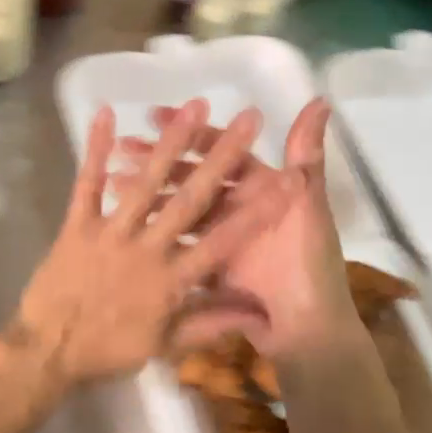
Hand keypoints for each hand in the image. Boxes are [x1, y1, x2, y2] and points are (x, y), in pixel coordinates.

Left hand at [3, 99, 296, 386]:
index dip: (258, 211)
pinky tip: (105, 114)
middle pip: (191, 198)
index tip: (288, 180)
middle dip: (223, 157)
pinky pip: (87, 185)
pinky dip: (94, 150)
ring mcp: (109, 234)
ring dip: (171, 143)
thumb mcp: (163, 346)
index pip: (224, 240)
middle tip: (250, 119)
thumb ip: (209, 324)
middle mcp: (146, 249)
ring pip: (146, 184)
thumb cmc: (106, 353)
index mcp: (171, 280)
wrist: (48, 353)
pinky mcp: (76, 228)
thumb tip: (257, 313)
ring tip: (196, 106)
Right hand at [116, 98, 363, 358]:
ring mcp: (218, 240)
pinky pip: (174, 245)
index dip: (193, 135)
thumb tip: (318, 101)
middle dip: (159, 160)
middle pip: (193, 177)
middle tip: (125, 145)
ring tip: (113, 180)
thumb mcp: (309, 210)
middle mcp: (237, 210)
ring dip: (148, 194)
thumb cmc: (309, 269)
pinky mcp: (203, 269)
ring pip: (178, 209)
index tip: (159, 117)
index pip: (223, 153)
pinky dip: (151, 232)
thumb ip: (307, 160)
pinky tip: (121, 221)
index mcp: (261, 190)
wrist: (300, 331)